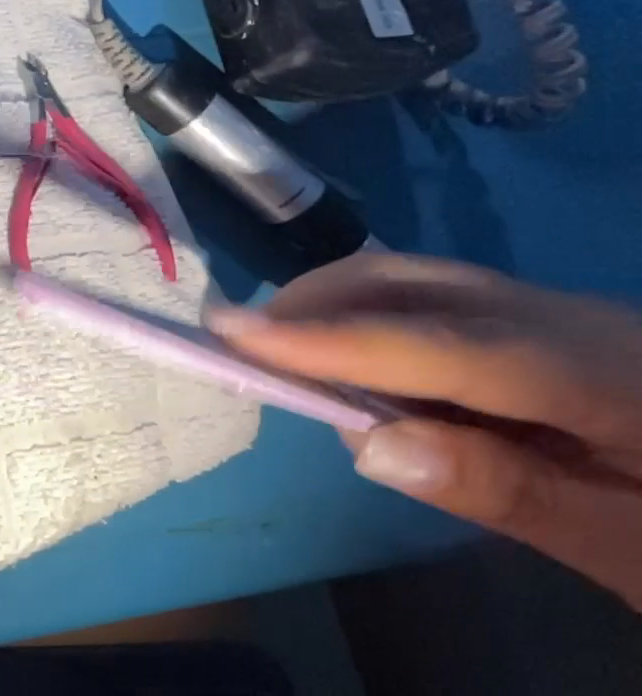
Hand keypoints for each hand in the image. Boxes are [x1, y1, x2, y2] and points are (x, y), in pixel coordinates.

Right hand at [211, 254, 641, 609]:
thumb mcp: (629, 550)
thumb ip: (508, 492)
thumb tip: (367, 446)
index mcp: (619, 376)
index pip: (456, 349)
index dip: (337, 342)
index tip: (231, 334)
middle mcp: (581, 318)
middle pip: (418, 287)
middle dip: (316, 307)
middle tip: (240, 344)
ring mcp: (555, 309)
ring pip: (413, 284)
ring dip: (333, 314)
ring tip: (287, 364)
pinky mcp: (532, 317)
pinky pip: (426, 301)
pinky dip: (365, 324)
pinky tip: (354, 373)